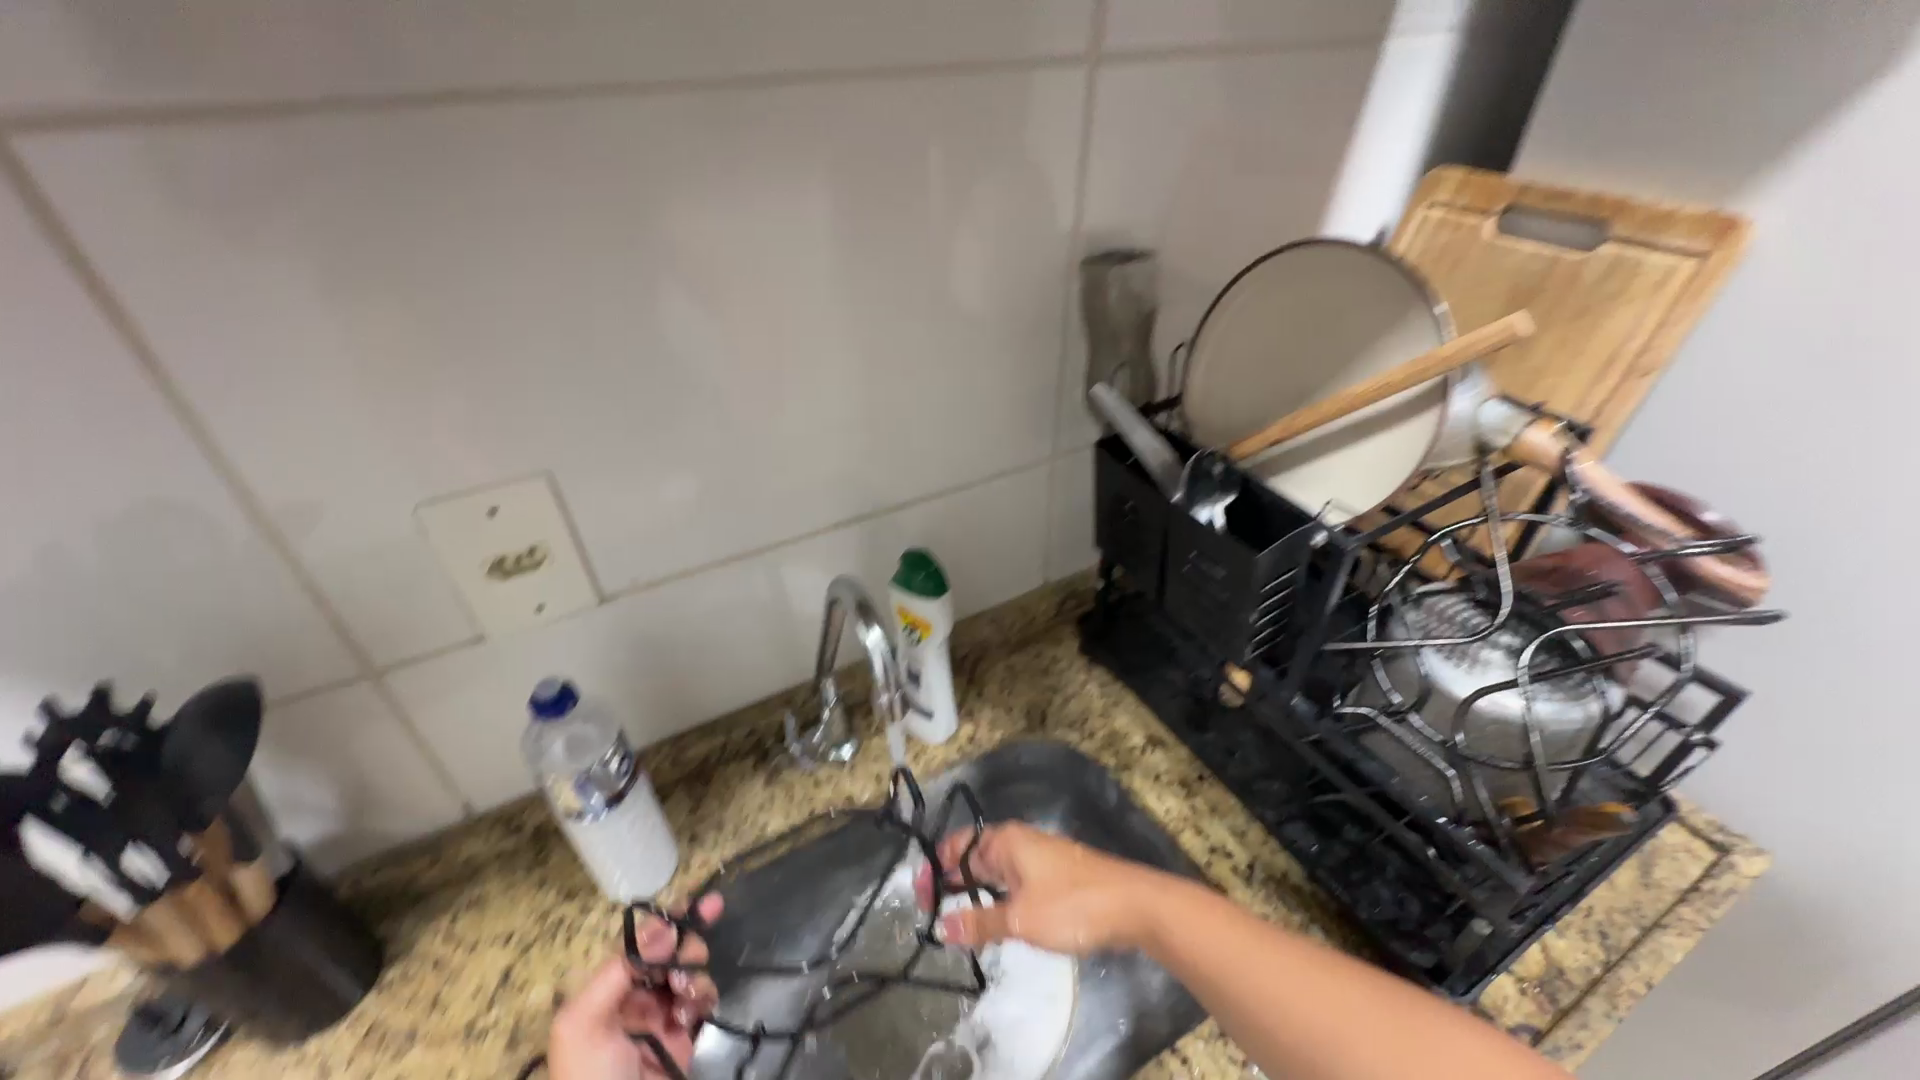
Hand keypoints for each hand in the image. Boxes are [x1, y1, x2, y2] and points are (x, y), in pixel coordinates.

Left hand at [547, 895, 723, 1079]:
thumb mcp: (584, 1024)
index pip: (641, 943)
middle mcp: (635, 997)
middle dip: (685, 949)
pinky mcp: (686, 1037)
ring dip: (695, 975)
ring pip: (691, 973)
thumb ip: (619, 970)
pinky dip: (703, 1000)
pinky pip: (703, 1002)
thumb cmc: (590, 1078)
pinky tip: (691, 1017)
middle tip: (687, 965)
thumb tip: (666, 927)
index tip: (701, 903)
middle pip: (672, 952)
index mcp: (606, 989)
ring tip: (686, 997)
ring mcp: (663, 1017)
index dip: (669, 921)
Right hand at [914, 822, 1167, 955]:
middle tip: (930, 912)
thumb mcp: (1020, 918)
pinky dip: (997, 898)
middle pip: (975, 858)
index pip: (957, 847)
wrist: (1134, 905)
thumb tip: (941, 927)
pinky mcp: (1055, 878)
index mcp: (1006, 840)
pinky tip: (995, 921)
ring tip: (956, 920)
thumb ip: (979, 923)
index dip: (934, 869)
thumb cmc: (1072, 904)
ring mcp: (1039, 859)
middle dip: (952, 881)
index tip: (918, 897)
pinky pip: (1014, 883)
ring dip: (975, 893)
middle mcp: (1020, 842)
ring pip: (995, 872)